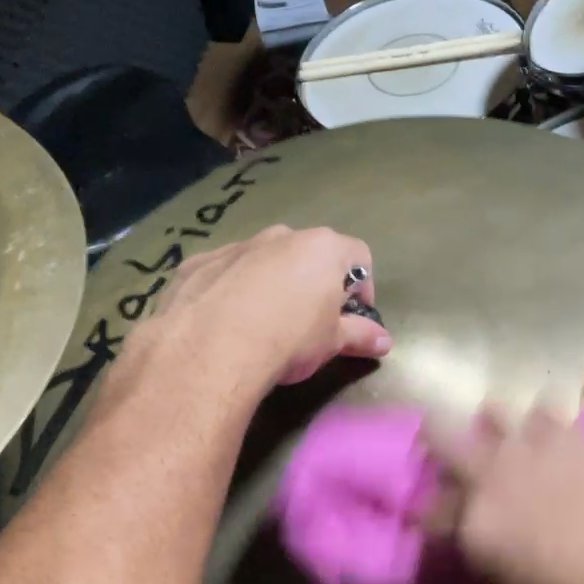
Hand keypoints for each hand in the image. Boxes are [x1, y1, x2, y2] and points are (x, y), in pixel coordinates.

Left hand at [160, 224, 390, 383]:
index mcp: (322, 249)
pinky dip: (233, 290)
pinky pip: (226, 272)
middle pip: (310, 254)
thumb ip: (360, 336)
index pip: (359, 256)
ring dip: (274, 284)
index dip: (363, 288)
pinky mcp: (198, 262)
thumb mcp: (332, 343)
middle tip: (312, 321)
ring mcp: (237, 245)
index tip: (354, 318)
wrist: (210, 347)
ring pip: (266, 260)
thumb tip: (385, 341)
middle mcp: (281, 236)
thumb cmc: (289, 339)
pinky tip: (228, 322)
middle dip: (316, 283)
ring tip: (267, 324)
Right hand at [426, 409, 583, 583]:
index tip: (445, 524)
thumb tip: (477, 538)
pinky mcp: (577, 433)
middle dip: (439, 445)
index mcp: (476, 523)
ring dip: (497, 429)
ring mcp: (536, 446)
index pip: (429, 509)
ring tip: (514, 449)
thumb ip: (486, 557)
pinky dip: (548, 428)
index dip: (435, 517)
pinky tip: (561, 447)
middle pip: (440, 433)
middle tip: (455, 461)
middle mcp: (495, 474)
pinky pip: (549, 411)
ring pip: (494, 410)